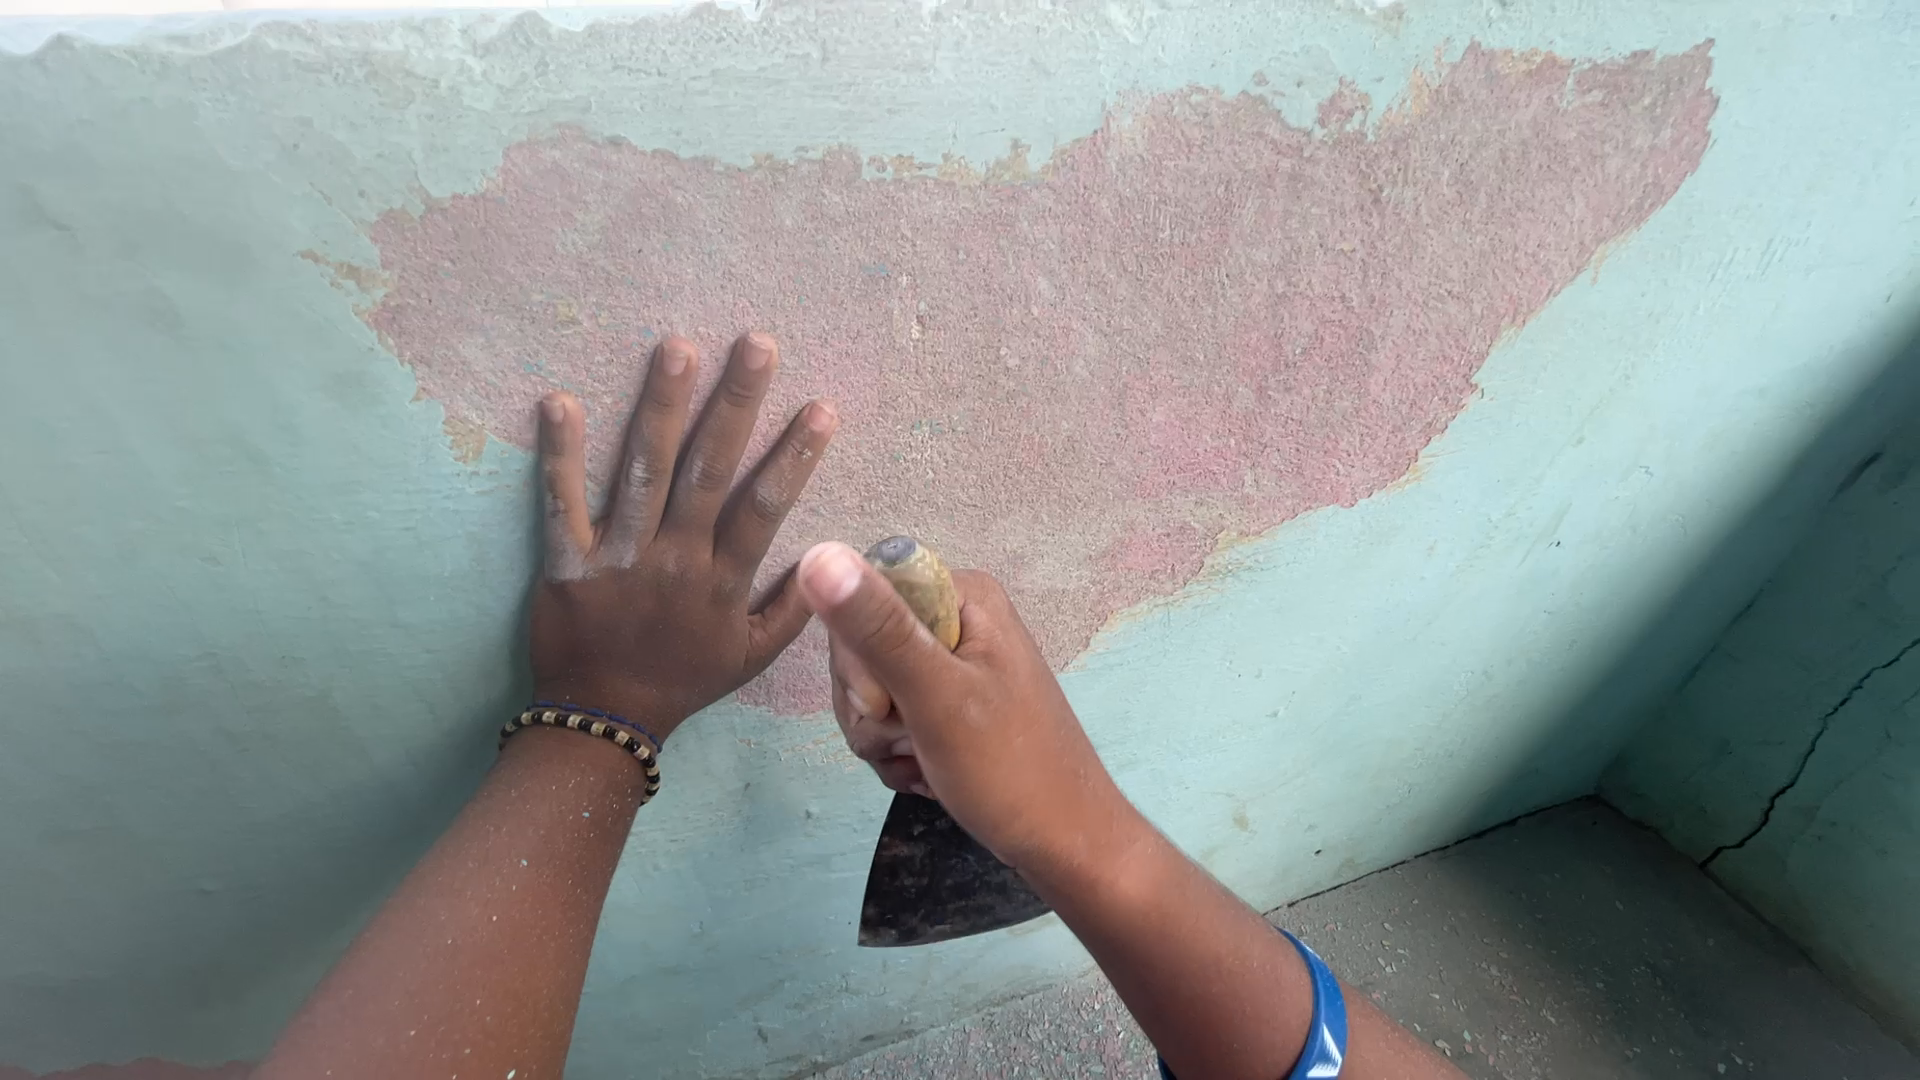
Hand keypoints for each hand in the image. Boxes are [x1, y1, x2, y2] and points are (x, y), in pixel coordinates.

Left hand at [529, 332, 836, 743]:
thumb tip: (826, 559)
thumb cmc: (685, 680)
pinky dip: (558, 455)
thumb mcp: (754, 656)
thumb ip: (794, 608)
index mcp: (724, 579)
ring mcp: (620, 556)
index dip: (795, 455)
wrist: (605, 718)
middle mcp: (678, 557)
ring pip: (645, 472)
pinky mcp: (567, 563)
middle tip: (756, 345)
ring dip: (662, 408)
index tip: (821, 408)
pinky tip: (556, 401)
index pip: (766, 506)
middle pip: (711, 471)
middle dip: (737, 404)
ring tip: (676, 348)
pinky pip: (560, 504)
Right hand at [797, 543, 1123, 869]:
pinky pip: (890, 714)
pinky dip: (896, 751)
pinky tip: (925, 773)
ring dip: (882, 737)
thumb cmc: (1010, 770)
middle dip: (871, 706)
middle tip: (910, 738)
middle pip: (860, 643)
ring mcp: (953, 659)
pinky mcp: (948, 697)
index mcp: (962, 595)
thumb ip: (878, 627)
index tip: (884, 702)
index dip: (857, 655)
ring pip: (869, 686)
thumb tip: (820, 554)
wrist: (1064, 842)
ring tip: (923, 762)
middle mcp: (957, 616)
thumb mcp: (937, 696)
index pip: (863, 592)